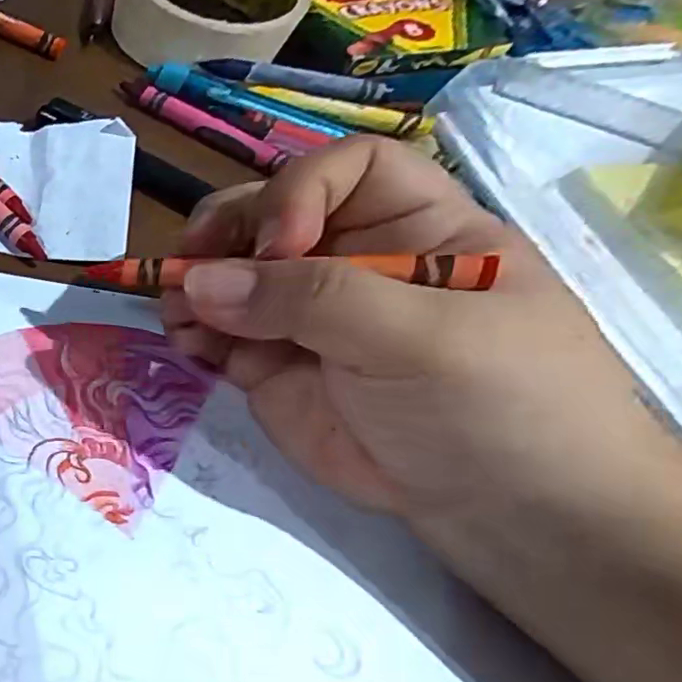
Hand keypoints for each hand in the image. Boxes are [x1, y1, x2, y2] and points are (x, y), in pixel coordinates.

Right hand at [160, 137, 673, 523]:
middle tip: (193, 271)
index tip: (276, 248)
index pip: (347, 172)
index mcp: (415, 231)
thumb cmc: (495, 403)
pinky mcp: (268, 365)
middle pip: (267, 214)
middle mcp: (350, 262)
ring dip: (193, 287)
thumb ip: (310, 301)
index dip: (299, 192)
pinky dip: (190, 333)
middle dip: (223, 236)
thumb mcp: (420, 337)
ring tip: (183, 320)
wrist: (499, 509)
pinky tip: (190, 346)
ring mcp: (302, 318)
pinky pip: (214, 333)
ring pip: (227, 274)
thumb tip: (198, 282)